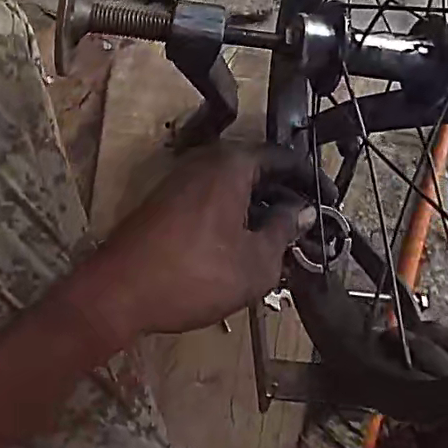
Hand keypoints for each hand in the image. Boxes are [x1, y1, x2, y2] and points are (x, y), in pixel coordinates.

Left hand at [63, 144, 311, 344]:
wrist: (120, 290)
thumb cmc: (194, 274)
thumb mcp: (254, 262)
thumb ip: (284, 231)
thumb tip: (302, 210)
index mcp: (232, 164)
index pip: (281, 157)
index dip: (308, 178)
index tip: (328, 199)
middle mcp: (206, 160)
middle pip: (256, 167)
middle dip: (284, 192)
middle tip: (307, 222)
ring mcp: (182, 177)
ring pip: (233, 182)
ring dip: (258, 203)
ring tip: (280, 236)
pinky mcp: (167, 197)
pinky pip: (211, 193)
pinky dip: (233, 209)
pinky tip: (242, 240)